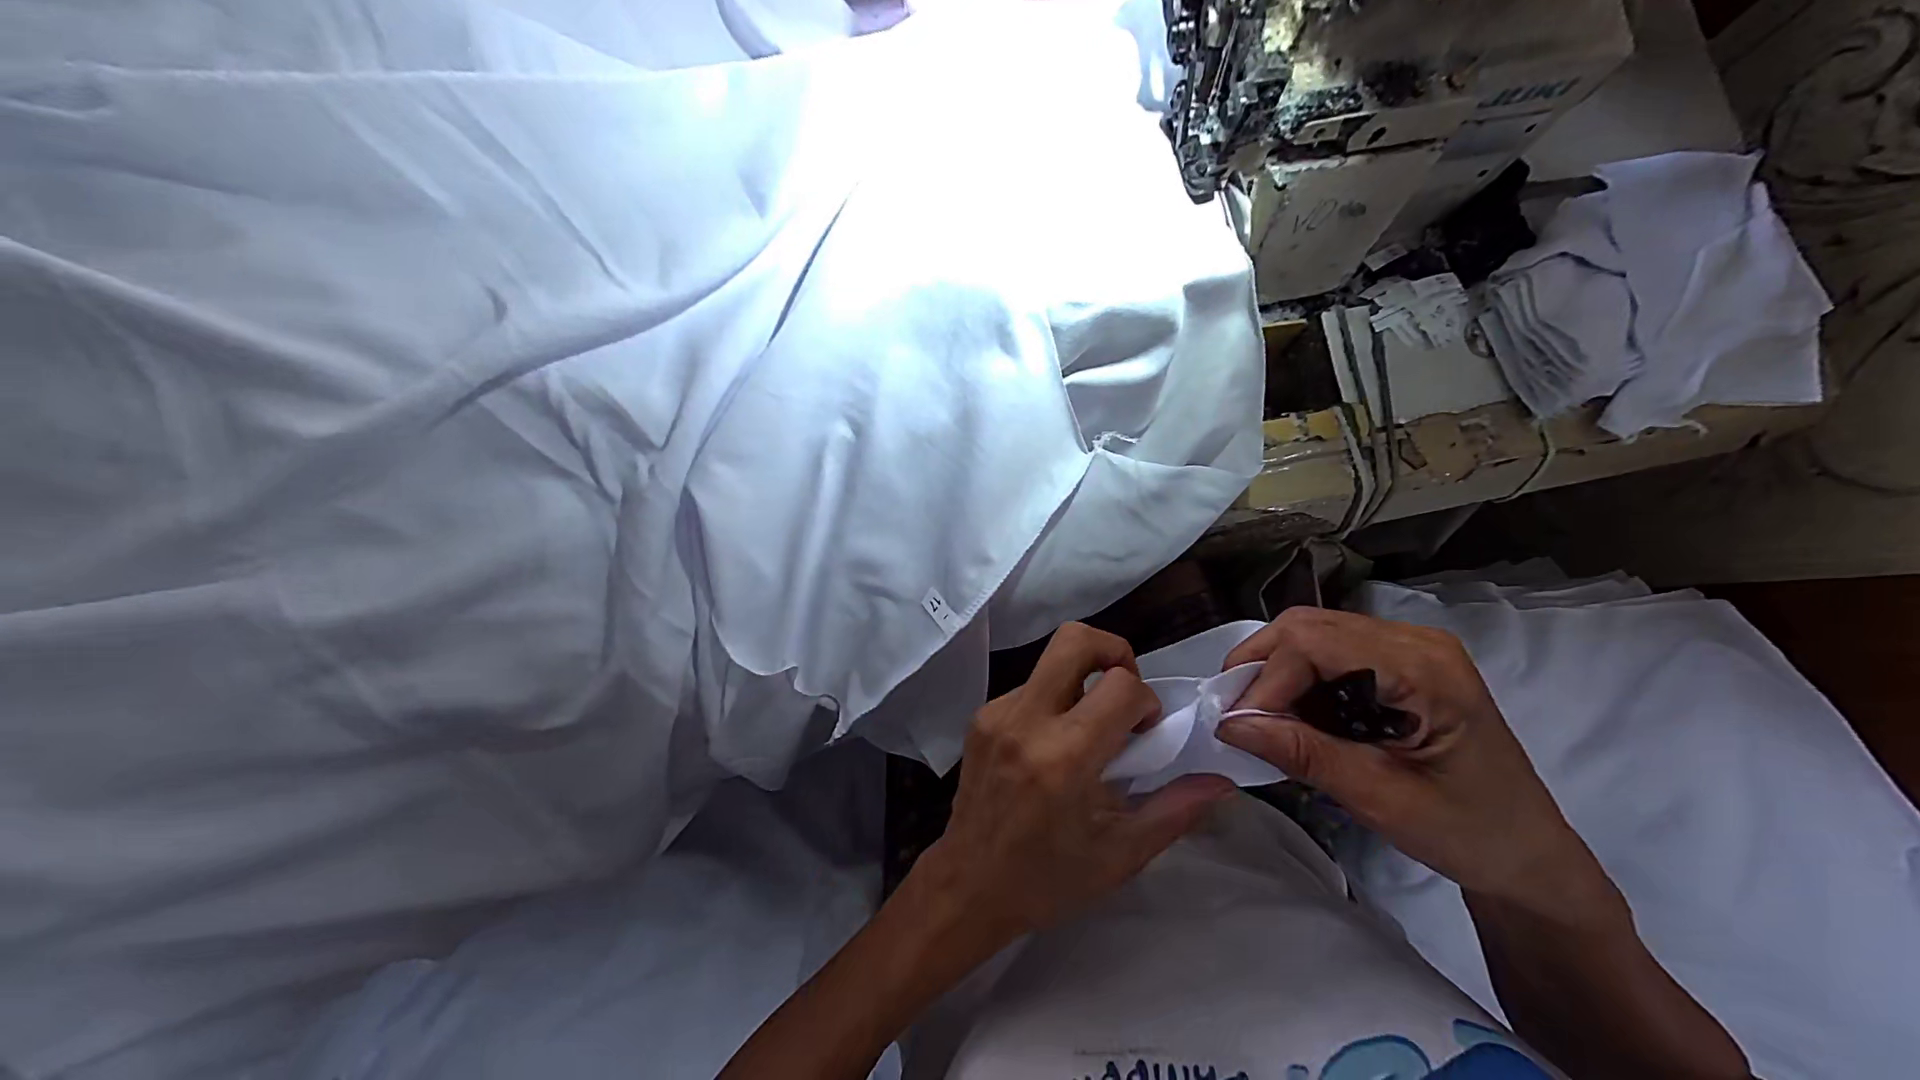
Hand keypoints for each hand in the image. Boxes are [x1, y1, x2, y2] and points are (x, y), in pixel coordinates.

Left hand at [916, 623, 1235, 938]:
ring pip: (1052, 662)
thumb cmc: (1048, 879)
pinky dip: (1055, 703)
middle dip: (1114, 652)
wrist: (968, 886)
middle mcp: (1026, 721)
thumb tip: (1221, 780)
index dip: (1146, 703)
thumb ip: (1176, 811)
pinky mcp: (980, 717)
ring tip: (1088, 731)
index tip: (1144, 735)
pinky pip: (1030, 686)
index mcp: (1064, 758)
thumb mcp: (1121, 855)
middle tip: (1124, 695)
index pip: (1120, 686)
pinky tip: (1055, 747)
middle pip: (1075, 640)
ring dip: (1083, 682)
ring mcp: (996, 714)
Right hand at [1216, 608, 1614, 915]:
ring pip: (1309, 632)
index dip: (1266, 679)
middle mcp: (1415, 640)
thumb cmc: (1466, 832)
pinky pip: (1325, 648)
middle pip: (1307, 626)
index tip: (1237, 727)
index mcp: (1426, 670)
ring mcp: (1407, 645)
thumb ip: (1303, 753)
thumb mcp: (1379, 799)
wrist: (1523, 851)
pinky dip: (1294, 676)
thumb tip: (1229, 725)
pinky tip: (1292, 713)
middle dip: (1260, 668)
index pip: (1315, 643)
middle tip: (1238, 719)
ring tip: (1259, 719)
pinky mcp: (1397, 659)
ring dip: (1273, 671)